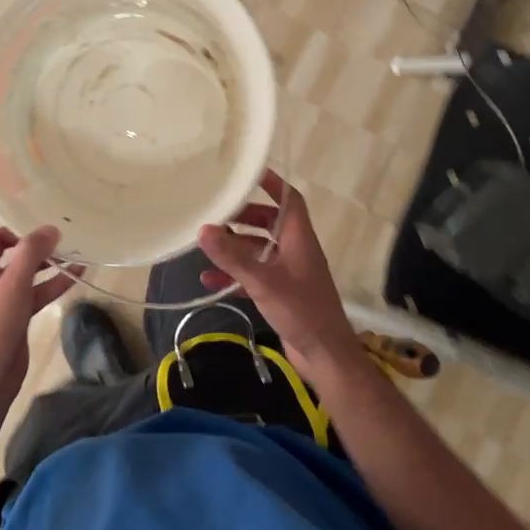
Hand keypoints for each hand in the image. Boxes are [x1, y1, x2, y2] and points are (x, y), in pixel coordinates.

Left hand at [0, 211, 77, 409]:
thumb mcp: (14, 284)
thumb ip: (31, 252)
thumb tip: (50, 228)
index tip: (19, 208)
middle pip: (1, 244)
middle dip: (25, 234)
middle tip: (50, 227)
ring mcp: (2, 294)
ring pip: (23, 267)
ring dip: (45, 257)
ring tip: (71, 246)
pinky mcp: (18, 312)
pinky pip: (37, 289)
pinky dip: (54, 281)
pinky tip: (78, 273)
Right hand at [199, 170, 366, 382]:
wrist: (325, 355)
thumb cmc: (301, 311)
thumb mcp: (263, 282)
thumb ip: (233, 257)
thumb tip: (203, 229)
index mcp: (299, 239)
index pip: (290, 200)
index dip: (273, 184)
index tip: (248, 173)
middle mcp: (296, 251)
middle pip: (270, 223)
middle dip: (243, 217)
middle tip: (216, 213)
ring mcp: (290, 274)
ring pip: (260, 251)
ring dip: (236, 248)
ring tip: (206, 245)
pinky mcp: (282, 295)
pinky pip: (255, 277)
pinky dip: (235, 276)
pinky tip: (210, 281)